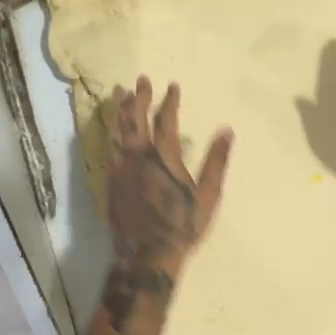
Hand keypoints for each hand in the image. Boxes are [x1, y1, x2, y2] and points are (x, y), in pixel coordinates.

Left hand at [106, 76, 233, 270]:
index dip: (170, 101)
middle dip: (140, 97)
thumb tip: (227, 131)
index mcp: (166, 157)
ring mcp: (121, 167)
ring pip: (118, 130)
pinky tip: (111, 128)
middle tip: (141, 80)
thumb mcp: (208, 196)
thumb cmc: (183, 227)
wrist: (147, 254)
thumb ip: (216, 161)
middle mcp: (140, 156)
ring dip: (121, 109)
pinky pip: (108, 148)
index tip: (172, 86)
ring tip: (121, 92)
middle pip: (137, 119)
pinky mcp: (110, 180)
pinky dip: (110, 133)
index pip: (167, 120)